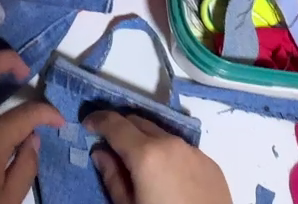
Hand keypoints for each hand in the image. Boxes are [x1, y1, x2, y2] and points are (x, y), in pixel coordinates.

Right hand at [85, 111, 231, 203]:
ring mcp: (194, 151)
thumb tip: (101, 153)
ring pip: (161, 134)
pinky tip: (167, 177)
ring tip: (140, 164)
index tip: (87, 125)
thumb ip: (112, 177)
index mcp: (146, 154)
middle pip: (138, 122)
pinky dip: (168, 154)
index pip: (115, 123)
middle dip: (121, 129)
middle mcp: (170, 143)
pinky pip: (182, 149)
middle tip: (110, 145)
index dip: (98, 120)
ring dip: (145, 140)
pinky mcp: (210, 164)